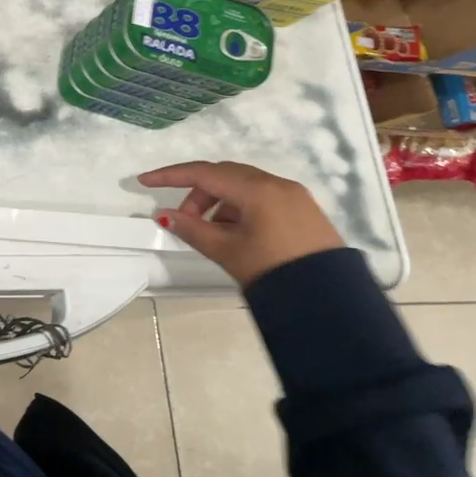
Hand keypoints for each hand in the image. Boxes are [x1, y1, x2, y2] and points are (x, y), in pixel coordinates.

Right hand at [137, 161, 344, 287]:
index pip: (204, 173)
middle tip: (183, 218)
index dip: (171, 176)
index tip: (145, 181)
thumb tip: (164, 215)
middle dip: (198, 193)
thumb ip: (193, 229)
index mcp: (257, 190)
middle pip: (225, 175)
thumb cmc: (273, 271)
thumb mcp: (227, 251)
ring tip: (210, 232)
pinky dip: (240, 208)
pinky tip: (235, 233)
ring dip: (219, 202)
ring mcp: (294, 195)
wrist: (330, 303)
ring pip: (244, 186)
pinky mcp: (304, 210)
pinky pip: (262, 197)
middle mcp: (277, 184)